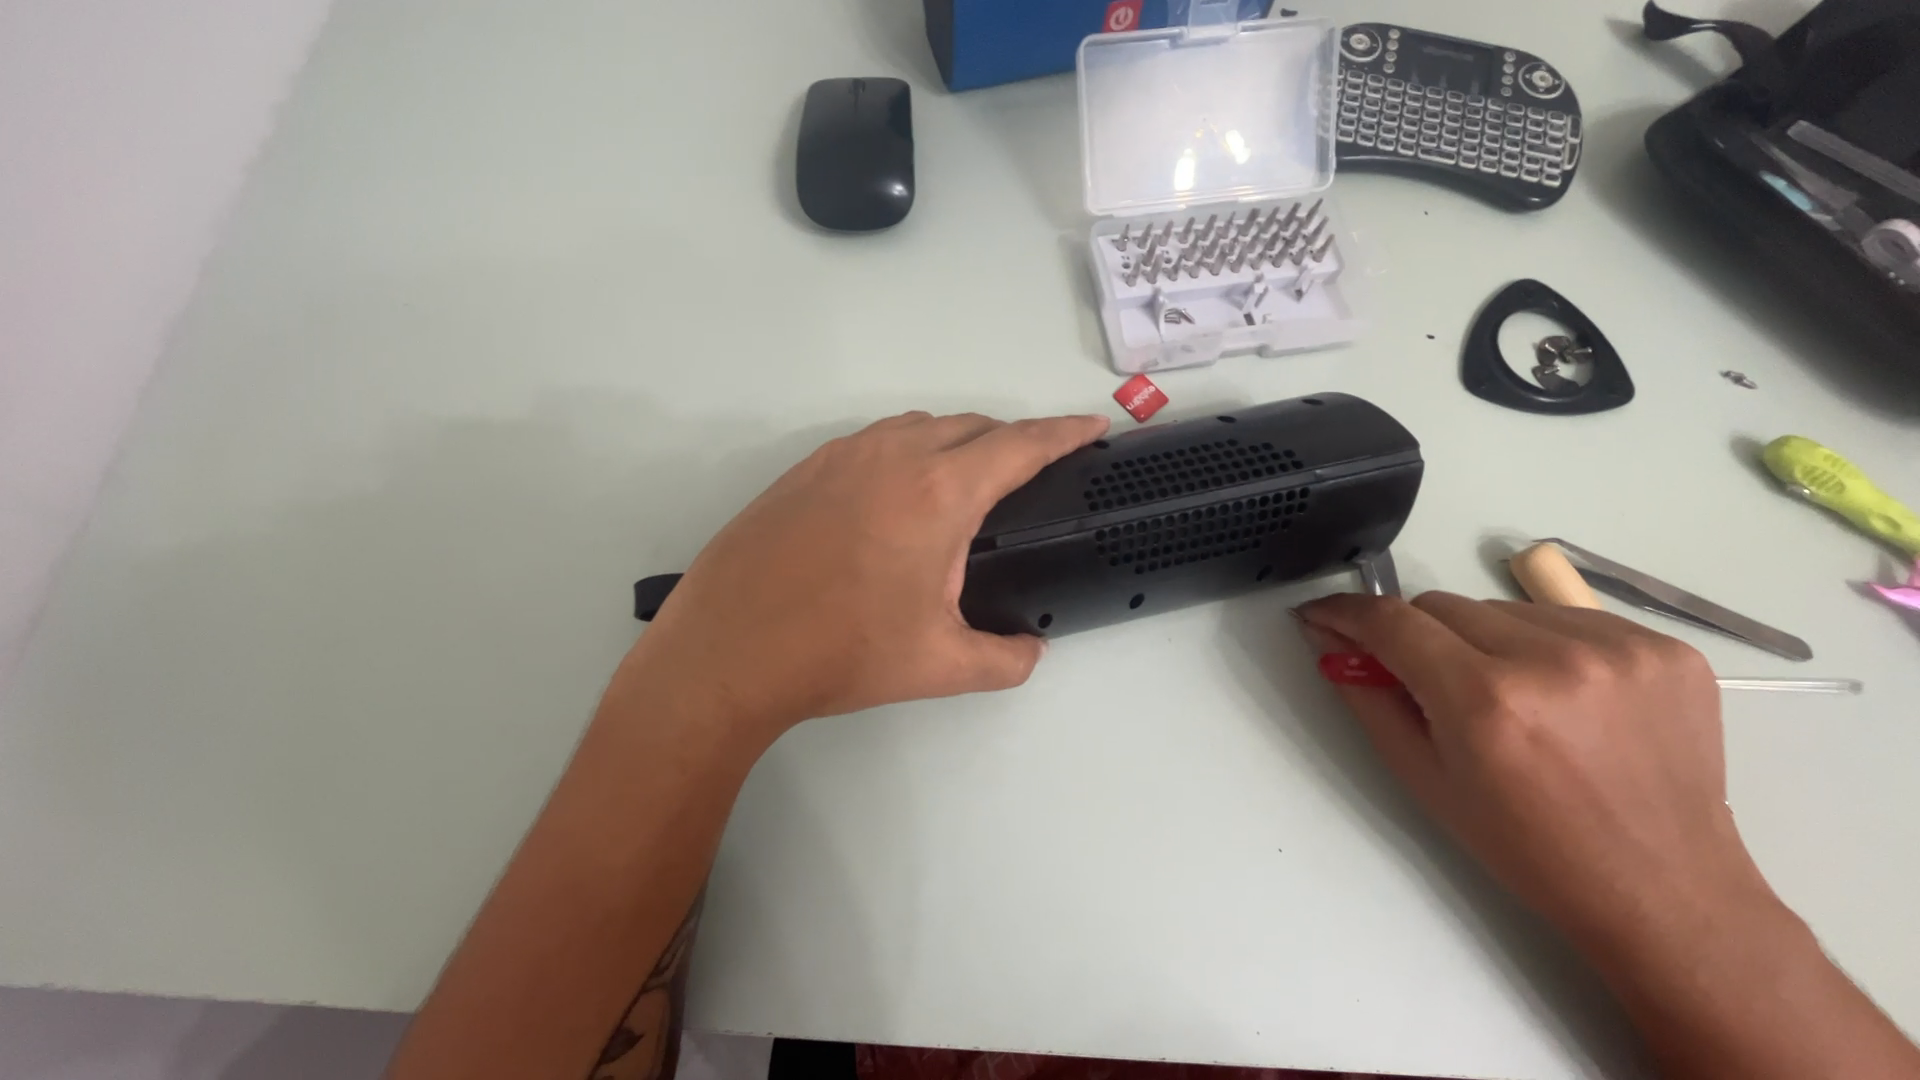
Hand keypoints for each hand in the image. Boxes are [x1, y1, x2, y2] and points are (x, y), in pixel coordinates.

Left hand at [627, 411, 1109, 738]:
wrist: (728, 650)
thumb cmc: (839, 654)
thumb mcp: (940, 666)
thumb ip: (1006, 658)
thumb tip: (1031, 649)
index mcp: (938, 494)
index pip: (1020, 445)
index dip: (1064, 432)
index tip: (1092, 425)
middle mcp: (893, 457)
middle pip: (972, 426)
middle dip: (1012, 440)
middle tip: (1031, 473)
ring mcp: (842, 456)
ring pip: (920, 427)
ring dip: (956, 441)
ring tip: (968, 481)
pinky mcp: (805, 469)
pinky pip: (875, 441)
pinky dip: (907, 451)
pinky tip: (898, 495)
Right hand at [1296, 593, 1781, 956]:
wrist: (1663, 888)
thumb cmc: (1527, 846)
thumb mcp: (1424, 778)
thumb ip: (1368, 698)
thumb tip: (1330, 642)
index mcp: (1485, 700)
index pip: (1391, 621)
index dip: (1345, 612)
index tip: (1322, 614)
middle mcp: (1553, 658)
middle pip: (1442, 605)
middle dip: (1419, 636)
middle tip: (1430, 682)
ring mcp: (1620, 647)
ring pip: (1502, 608)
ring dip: (1484, 639)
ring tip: (1508, 696)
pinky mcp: (1666, 648)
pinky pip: (1569, 616)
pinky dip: (1546, 644)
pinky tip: (1563, 695)